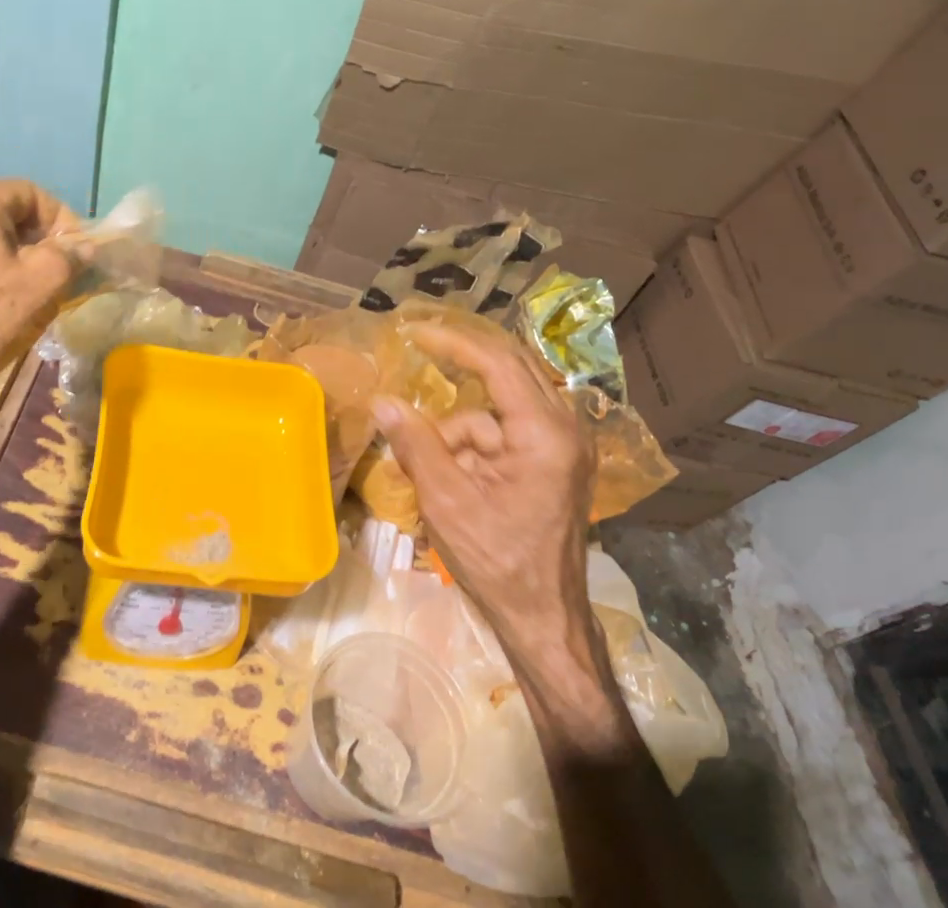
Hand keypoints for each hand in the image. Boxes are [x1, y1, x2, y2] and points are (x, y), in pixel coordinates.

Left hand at [0, 177, 80, 406]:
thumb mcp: (47, 280)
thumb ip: (72, 254)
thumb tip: (86, 248)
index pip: (32, 195)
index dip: (63, 221)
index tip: (80, 252)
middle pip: (7, 212)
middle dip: (39, 238)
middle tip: (63, 269)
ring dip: (17, 253)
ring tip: (37, 285)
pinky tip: (5, 296)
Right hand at [371, 324, 595, 655]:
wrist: (543, 616)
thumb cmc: (497, 561)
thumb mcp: (447, 501)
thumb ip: (416, 445)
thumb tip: (382, 402)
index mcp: (545, 434)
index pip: (499, 364)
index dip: (454, 344)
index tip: (414, 332)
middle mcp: (564, 431)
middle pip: (506, 377)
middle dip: (458, 377)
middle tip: (419, 360)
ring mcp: (562, 450)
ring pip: (496, 415)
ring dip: (458, 435)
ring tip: (426, 475)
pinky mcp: (553, 467)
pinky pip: (504, 438)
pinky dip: (472, 451)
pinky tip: (449, 481)